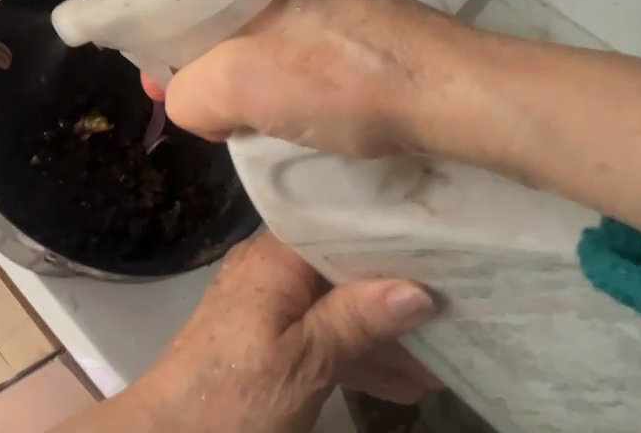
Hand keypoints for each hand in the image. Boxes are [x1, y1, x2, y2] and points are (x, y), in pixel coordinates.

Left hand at [105, 233, 440, 432]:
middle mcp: (270, 272)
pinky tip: (411, 383)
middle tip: (464, 303)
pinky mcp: (270, 342)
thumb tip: (416, 287)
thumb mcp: (305, 359)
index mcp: (272, 260)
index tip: (442, 244)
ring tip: (452, 352)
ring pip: (338, 307)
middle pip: (341, 269)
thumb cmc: (237, 392)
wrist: (176, 432)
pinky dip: (361, 356)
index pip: (334, 228)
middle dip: (396, 289)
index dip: (385, 236)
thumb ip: (355, 320)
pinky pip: (324, 338)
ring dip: (387, 332)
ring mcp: (268, 307)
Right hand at [162, 0, 640, 233]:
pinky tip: (300, 108)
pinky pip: (294, 45)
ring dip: (243, 79)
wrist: (455, 94)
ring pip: (253, 36)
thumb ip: (184, 94)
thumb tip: (193, 104)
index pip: (173, 0)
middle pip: (212, 19)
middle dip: (202, 69)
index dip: (157, 49)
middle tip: (212, 116)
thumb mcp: (229, 88)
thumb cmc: (334, 79)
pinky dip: (283, 78)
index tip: (162, 94)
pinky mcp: (356, 16)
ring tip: (259, 119)